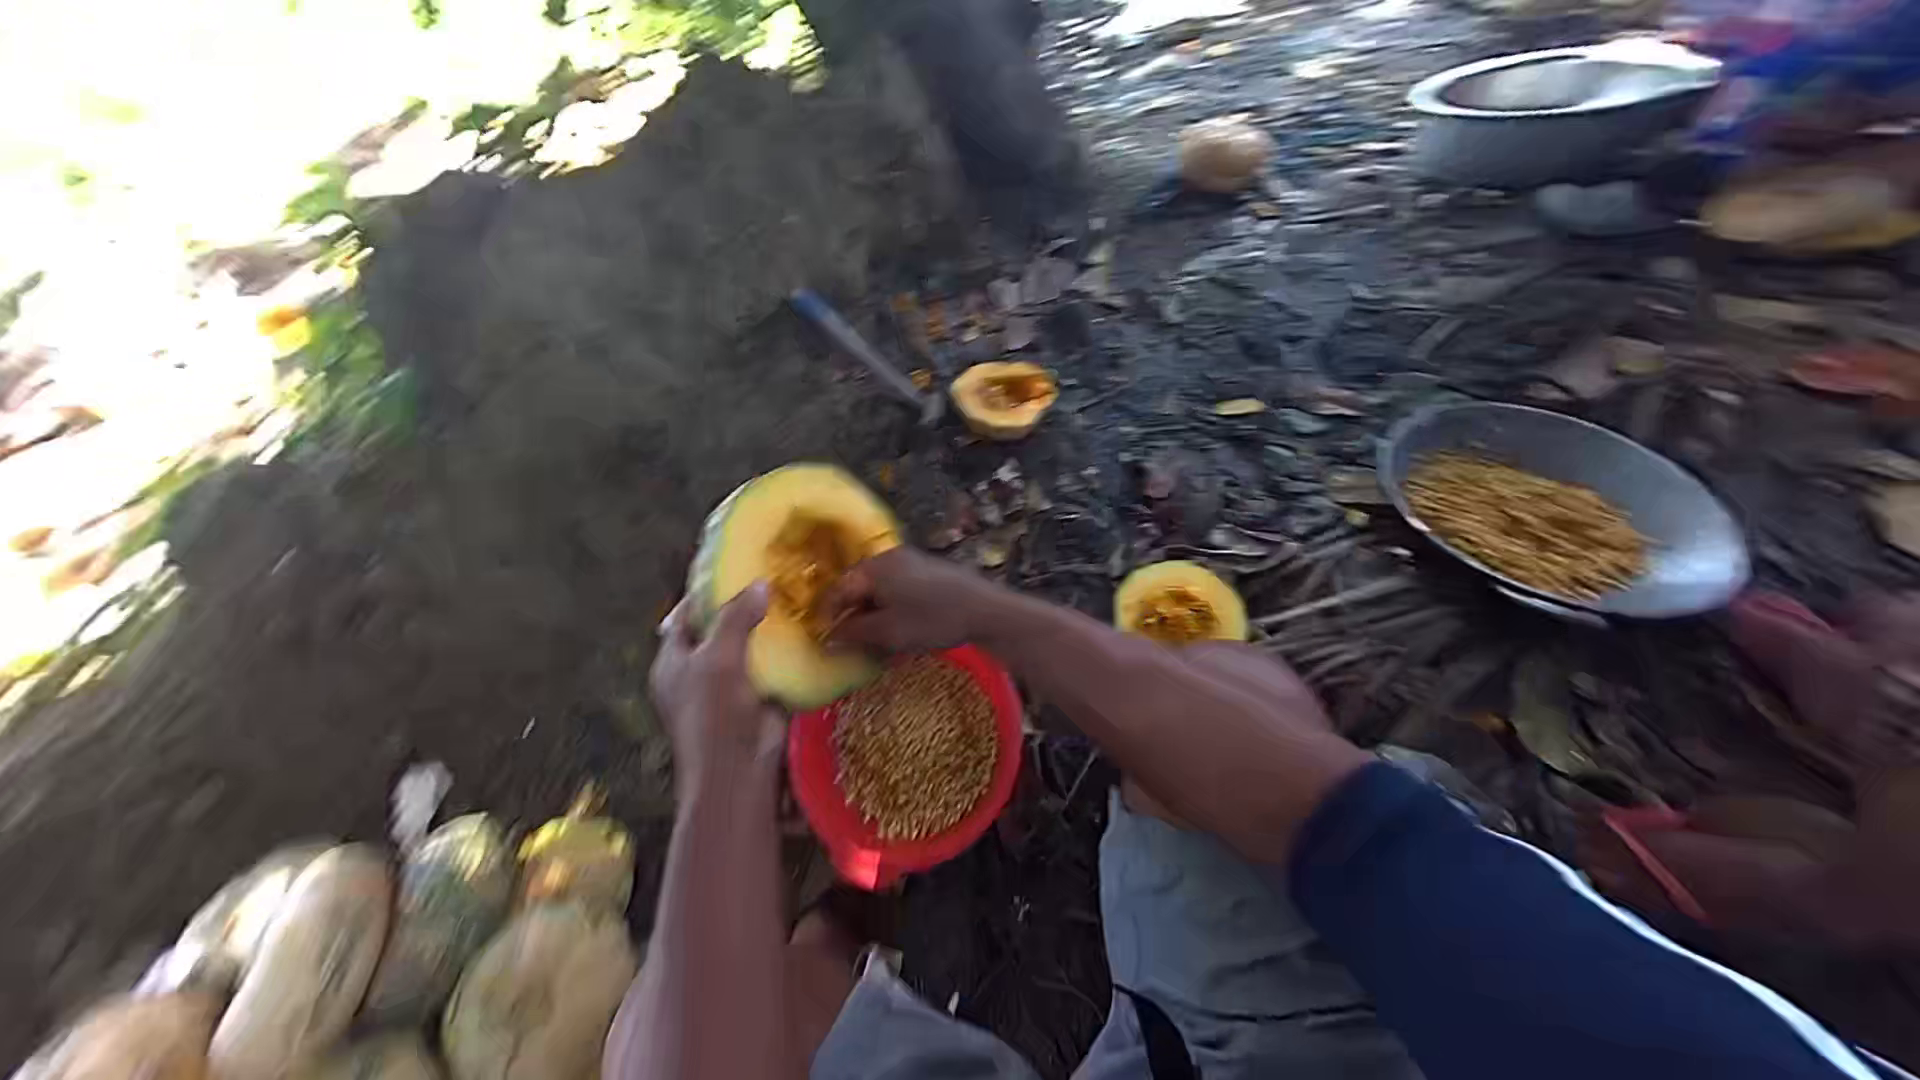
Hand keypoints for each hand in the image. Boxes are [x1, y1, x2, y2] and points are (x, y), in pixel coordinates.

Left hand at [651, 583, 784, 786]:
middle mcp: (696, 672)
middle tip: (770, 578)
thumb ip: (734, 618)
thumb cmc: (714, 713)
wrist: (739, 769)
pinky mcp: (756, 698)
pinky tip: (802, 631)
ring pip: (746, 647)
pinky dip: (782, 651)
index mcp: (672, 661)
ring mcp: (727, 687)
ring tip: (792, 597)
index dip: (704, 593)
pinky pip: (768, 667)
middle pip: (717, 629)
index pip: (684, 615)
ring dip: (765, 629)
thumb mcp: (718, 657)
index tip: (733, 569)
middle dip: (740, 607)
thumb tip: (759, 584)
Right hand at [822, 547, 1004, 653]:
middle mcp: (890, 558)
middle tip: (851, 644)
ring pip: (881, 591)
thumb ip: (854, 633)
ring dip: (874, 616)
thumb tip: (828, 637)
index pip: (840, 589)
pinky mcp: (930, 573)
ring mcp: (913, 563)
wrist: (986, 610)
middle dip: (853, 616)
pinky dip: (894, 610)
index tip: (825, 639)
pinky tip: (901, 632)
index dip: (828, 615)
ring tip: (877, 643)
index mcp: (874, 567)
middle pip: (860, 587)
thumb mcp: (888, 632)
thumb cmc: (931, 619)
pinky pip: (900, 591)